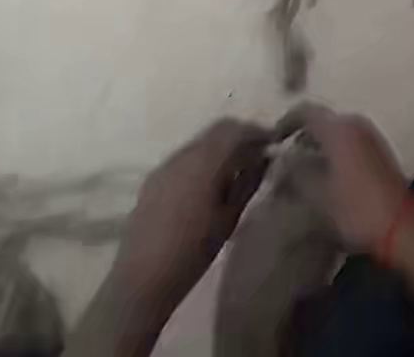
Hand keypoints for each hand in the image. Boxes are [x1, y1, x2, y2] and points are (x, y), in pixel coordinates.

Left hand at [113, 120, 272, 311]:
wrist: (140, 283)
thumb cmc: (193, 253)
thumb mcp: (230, 218)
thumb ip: (249, 181)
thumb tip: (265, 158)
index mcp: (204, 163)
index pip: (236, 130)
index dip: (257, 132)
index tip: (273, 143)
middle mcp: (183, 156)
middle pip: (217, 130)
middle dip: (240, 136)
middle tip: (258, 153)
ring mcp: (165, 166)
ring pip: (201, 142)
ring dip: (220, 147)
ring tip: (235, 170)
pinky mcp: (153, 180)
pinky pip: (185, 157)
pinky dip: (202, 160)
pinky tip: (208, 183)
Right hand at [288, 103, 409, 250]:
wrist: (400, 223)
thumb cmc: (356, 208)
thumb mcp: (317, 195)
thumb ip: (296, 172)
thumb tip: (282, 161)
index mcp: (339, 129)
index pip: (306, 111)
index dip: (286, 122)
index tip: (272, 139)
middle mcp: (356, 123)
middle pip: (322, 119)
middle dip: (302, 135)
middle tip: (284, 156)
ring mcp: (370, 134)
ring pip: (336, 130)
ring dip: (318, 143)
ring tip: (301, 166)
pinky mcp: (378, 148)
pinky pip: (349, 139)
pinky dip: (334, 148)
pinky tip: (325, 171)